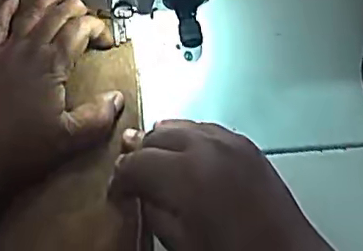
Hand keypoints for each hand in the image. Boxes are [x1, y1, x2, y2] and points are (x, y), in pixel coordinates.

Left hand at [0, 0, 123, 195]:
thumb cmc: (23, 149)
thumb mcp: (68, 140)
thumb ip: (97, 117)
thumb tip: (118, 97)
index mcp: (52, 63)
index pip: (79, 31)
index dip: (96, 28)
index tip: (108, 39)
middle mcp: (30, 48)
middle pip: (56, 16)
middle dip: (74, 7)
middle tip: (87, 5)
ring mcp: (6, 49)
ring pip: (31, 14)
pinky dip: (7, 9)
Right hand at [109, 121, 330, 250]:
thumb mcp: (183, 245)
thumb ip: (154, 211)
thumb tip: (139, 191)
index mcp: (186, 174)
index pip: (135, 161)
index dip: (121, 177)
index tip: (118, 190)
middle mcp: (205, 146)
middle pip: (154, 134)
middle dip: (141, 156)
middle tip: (135, 178)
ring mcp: (227, 140)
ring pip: (177, 125)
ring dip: (165, 145)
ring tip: (162, 169)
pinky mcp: (244, 143)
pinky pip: (204, 130)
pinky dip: (191, 142)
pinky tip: (191, 163)